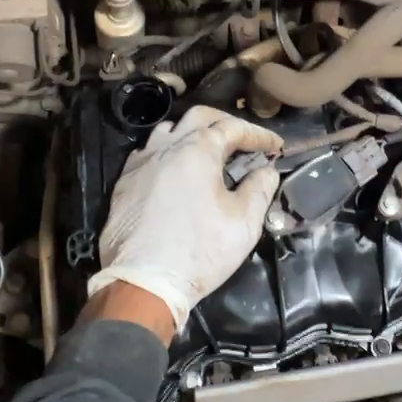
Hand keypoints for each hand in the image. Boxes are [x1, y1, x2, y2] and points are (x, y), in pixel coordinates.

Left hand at [87, 105, 283, 329]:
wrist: (143, 283)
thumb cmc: (199, 251)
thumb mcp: (244, 222)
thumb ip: (260, 188)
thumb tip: (266, 171)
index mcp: (198, 151)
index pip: (233, 128)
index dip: (259, 135)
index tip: (276, 147)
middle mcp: (166, 147)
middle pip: (199, 118)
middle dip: (227, 124)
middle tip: (246, 143)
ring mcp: (141, 163)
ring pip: (170, 131)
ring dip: (194, 134)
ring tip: (211, 153)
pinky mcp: (125, 183)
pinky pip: (149, 153)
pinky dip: (170, 153)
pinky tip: (178, 172)